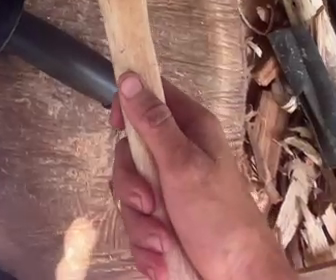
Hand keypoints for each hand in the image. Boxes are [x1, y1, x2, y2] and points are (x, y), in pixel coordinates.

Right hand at [109, 73, 292, 279]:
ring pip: (129, 190)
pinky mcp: (163, 220)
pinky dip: (145, 243)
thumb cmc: (218, 216)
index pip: (151, 95)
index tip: (116, 125)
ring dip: (140, 222)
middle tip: (148, 203)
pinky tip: (161, 258)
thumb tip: (129, 77)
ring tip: (161, 243)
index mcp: (190, 128)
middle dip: (132, 185)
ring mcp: (169, 188)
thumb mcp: (182, 164)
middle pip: (131, 149)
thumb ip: (153, 123)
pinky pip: (136, 221)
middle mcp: (178, 152)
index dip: (128, 104)